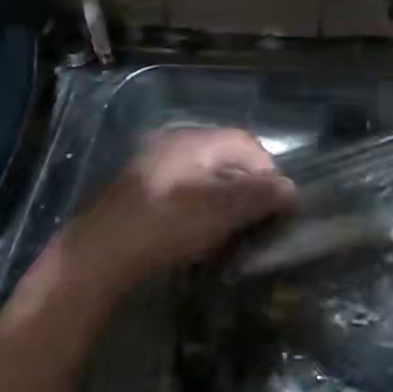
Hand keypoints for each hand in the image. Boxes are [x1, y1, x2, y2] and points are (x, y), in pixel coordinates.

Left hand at [56, 127, 296, 296]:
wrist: (103, 250)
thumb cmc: (166, 224)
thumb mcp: (219, 211)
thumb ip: (257, 196)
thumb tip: (289, 188)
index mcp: (193, 141)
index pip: (245, 142)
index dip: (268, 169)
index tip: (279, 203)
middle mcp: (173, 143)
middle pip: (224, 156)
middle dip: (247, 185)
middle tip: (260, 218)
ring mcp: (155, 165)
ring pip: (203, 174)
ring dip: (224, 197)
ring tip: (234, 229)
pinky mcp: (142, 189)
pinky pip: (184, 189)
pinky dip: (201, 205)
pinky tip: (201, 232)